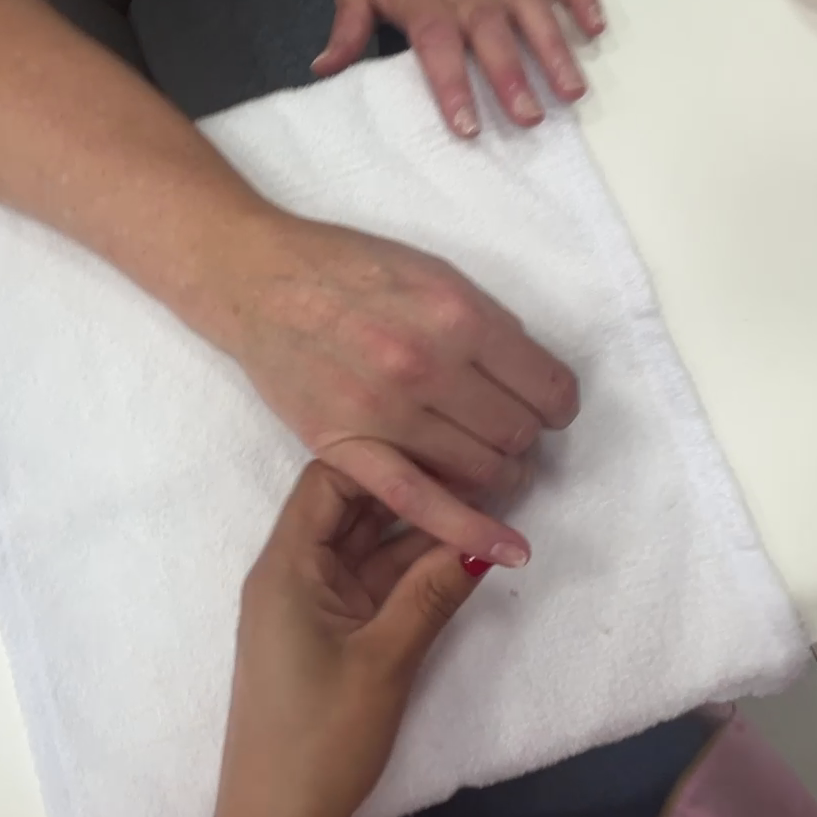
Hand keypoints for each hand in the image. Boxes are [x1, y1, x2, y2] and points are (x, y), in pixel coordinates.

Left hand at [186, 464, 484, 816]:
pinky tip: (454, 555)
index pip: (328, 480)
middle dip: (410, 494)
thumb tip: (484, 539)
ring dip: (415, 533)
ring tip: (479, 509)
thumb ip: (432, 593)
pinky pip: (370, 582)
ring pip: (365, 546)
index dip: (381, 461)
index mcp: (286, 564)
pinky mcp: (328, 627)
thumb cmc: (319, 738)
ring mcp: (311, 600)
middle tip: (474, 478)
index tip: (439, 454)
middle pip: (350, 509)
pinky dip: (408, 570)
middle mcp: (293, 570)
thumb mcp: (384, 662)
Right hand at [202, 217, 578, 566]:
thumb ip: (485, 322)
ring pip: (482, 470)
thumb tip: (527, 376)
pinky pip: (418, 501)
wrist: (259, 281)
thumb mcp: (431, 270)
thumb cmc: (344, 266)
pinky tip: (508, 549)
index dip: (558, 403)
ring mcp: (386, 412)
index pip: (547, 385)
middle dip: (525, 438)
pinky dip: (469, 531)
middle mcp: (429, 366)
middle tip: (509, 433)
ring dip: (501, 475)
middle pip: (516, 432)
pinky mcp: (346, 447)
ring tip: (492, 466)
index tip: (549, 409)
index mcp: (458, 314)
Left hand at [312, 0, 604, 136]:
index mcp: (424, 0)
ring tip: (572, 91)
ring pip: (532, 10)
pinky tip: (597, 27)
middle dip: (513, 77)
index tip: (467, 126)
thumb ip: (345, 32)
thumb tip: (323, 71)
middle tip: (530, 119)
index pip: (439, 48)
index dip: (452, 87)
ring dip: (556, 49)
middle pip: (493, 34)